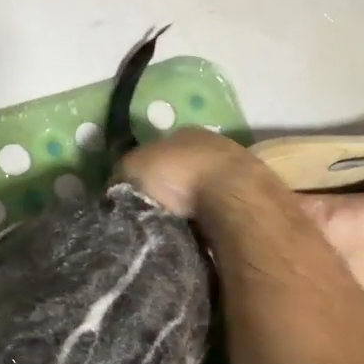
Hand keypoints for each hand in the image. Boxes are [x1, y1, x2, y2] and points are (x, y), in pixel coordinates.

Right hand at [115, 129, 254, 217]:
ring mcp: (235, 169)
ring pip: (201, 189)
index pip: (157, 149)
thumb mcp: (132, 168)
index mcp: (184, 132)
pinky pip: (218, 208)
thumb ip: (120, 176)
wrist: (232, 196)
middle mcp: (211, 144)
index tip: (133, 194)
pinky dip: (207, 219)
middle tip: (152, 213)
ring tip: (174, 226)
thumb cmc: (179, 173)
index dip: (143, 171)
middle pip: (180, 169)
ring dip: (188, 206)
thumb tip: (114, 191)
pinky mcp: (250, 195)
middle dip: (167, 189)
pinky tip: (197, 230)